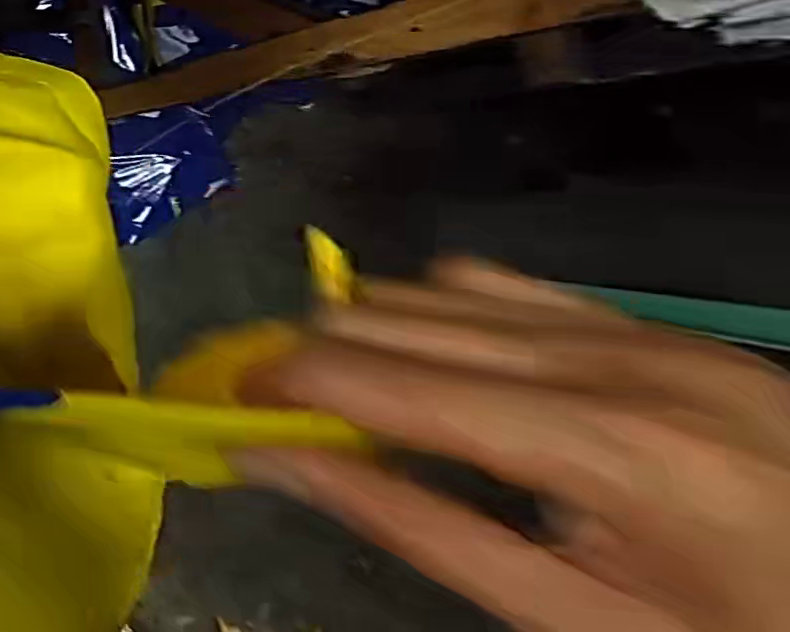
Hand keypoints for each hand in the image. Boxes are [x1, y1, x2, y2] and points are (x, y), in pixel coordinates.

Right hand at [234, 257, 789, 631]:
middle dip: (309, 360)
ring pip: (414, 289)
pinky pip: (483, 280)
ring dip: (363, 334)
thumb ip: (405, 523)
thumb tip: (267, 461)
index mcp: (596, 445)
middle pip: (371, 315)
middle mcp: (600, 358)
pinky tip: (443, 361)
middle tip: (300, 415)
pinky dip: (428, 311)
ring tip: (370, 394)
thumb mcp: (575, 620)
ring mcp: (627, 328)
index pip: (365, 377)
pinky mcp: (641, 321)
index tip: (237, 407)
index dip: (276, 383)